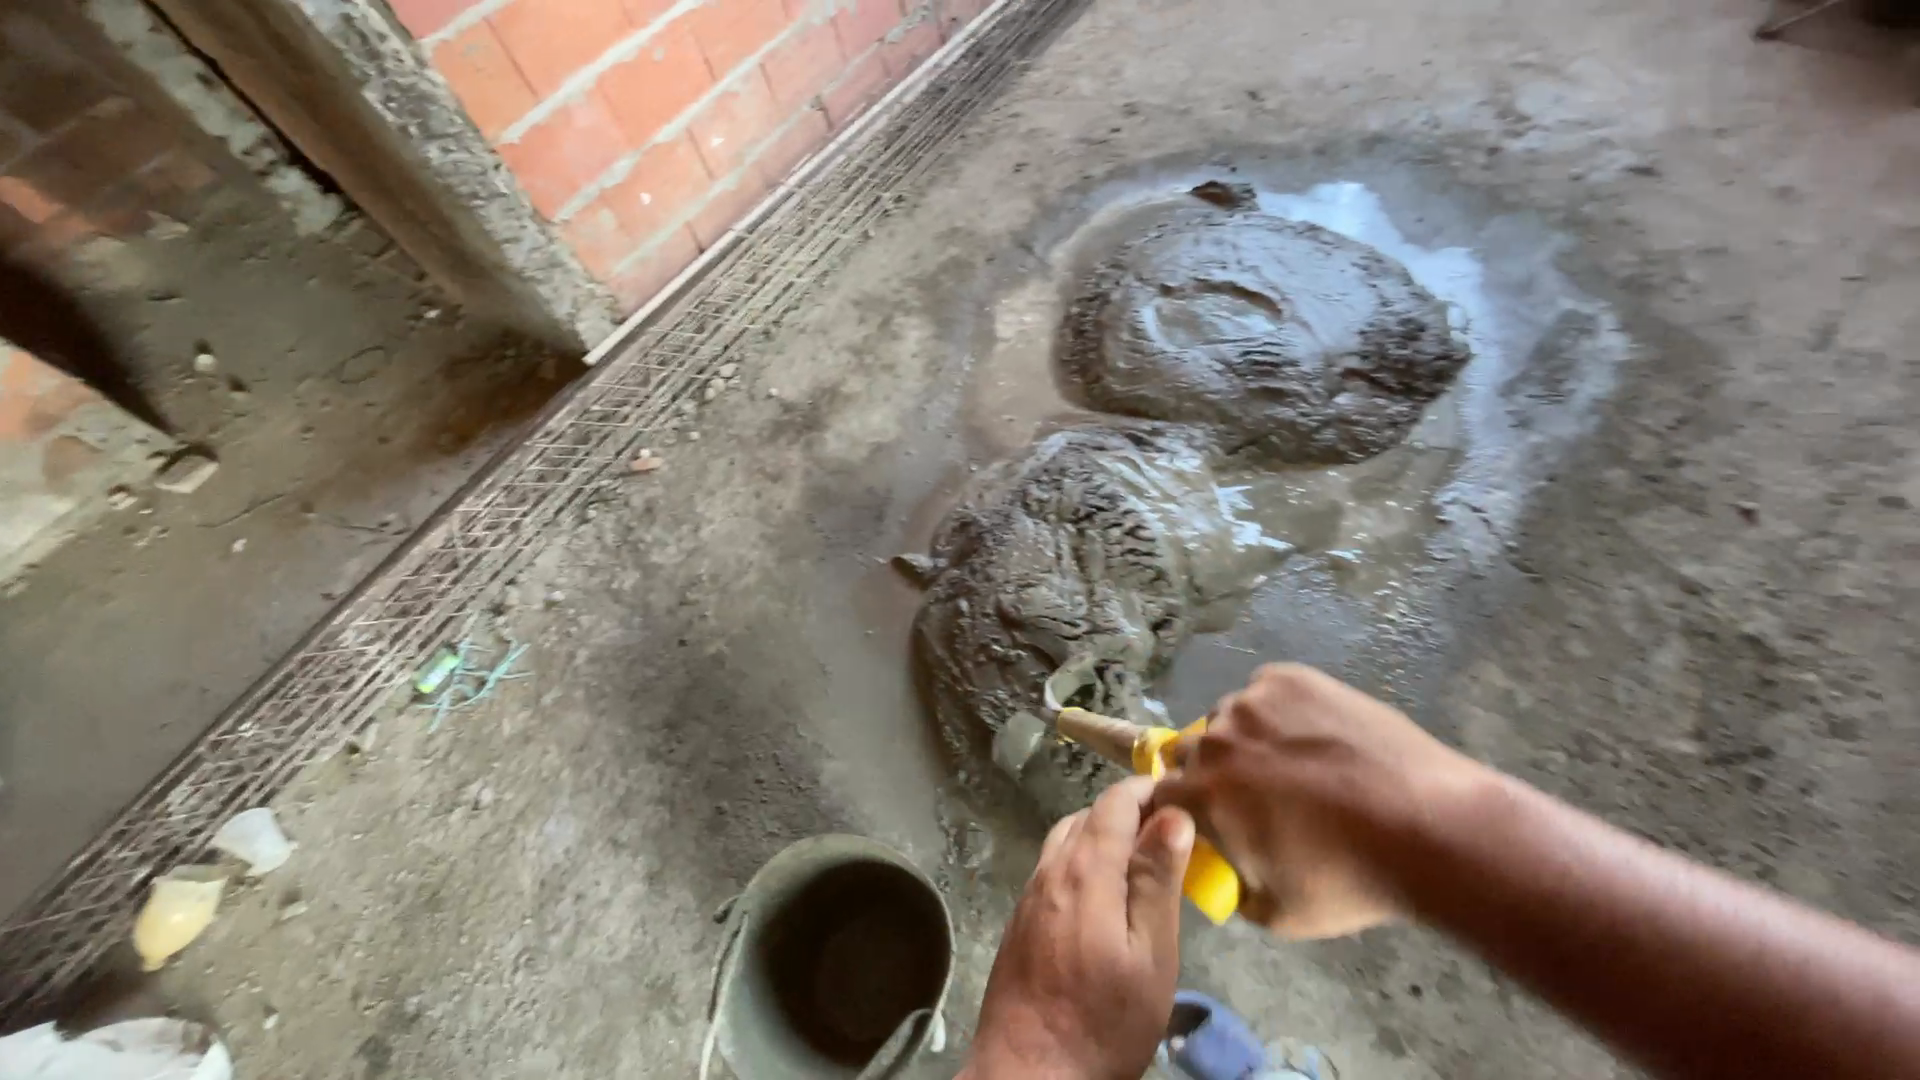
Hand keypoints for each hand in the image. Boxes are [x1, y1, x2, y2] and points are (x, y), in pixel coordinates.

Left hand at [962, 776, 1195, 1079]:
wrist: (1028, 1071)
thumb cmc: (1102, 1019)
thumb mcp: (1149, 955)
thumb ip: (1156, 880)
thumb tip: (1173, 814)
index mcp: (1085, 869)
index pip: (1114, 802)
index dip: (1148, 789)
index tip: (1182, 796)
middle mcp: (1050, 869)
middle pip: (1088, 815)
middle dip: (1128, 810)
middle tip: (1170, 833)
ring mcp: (1030, 892)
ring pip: (1066, 838)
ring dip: (1103, 834)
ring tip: (1141, 860)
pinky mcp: (1021, 917)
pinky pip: (1054, 866)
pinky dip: (1082, 859)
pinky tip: (1104, 894)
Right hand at [1155, 663, 1494, 938]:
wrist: (1429, 827)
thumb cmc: (1349, 880)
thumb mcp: (1276, 914)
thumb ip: (1229, 888)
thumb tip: (1220, 869)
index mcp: (1201, 795)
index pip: (1160, 791)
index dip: (1179, 805)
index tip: (1203, 816)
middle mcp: (1214, 740)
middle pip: (1190, 750)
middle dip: (1212, 771)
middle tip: (1257, 794)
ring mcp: (1252, 702)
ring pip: (1230, 718)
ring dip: (1245, 739)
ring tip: (1296, 763)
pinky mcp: (1289, 678)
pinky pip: (1265, 691)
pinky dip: (1278, 710)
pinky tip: (1315, 735)